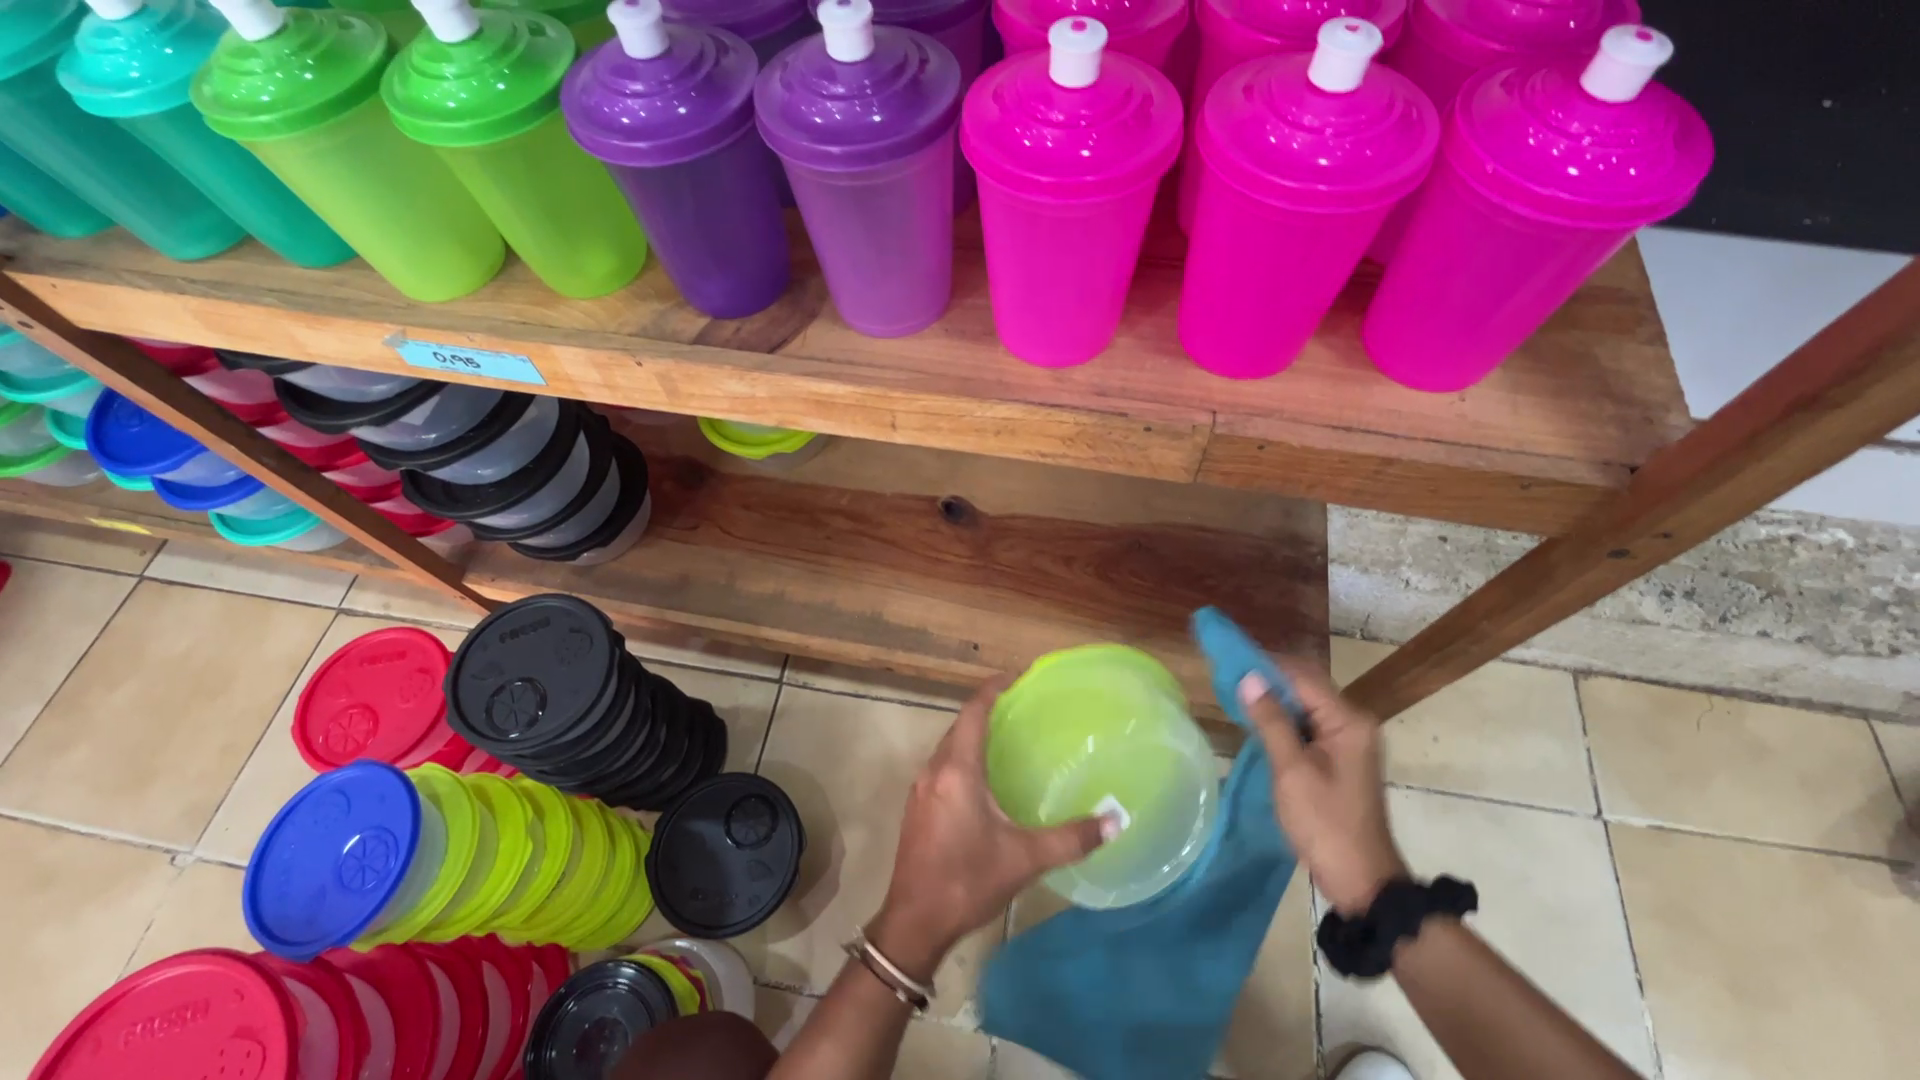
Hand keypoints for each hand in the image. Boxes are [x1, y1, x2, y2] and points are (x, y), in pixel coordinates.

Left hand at [869, 676, 1112, 980]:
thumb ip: (1071, 838)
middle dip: (988, 710)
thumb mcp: (1024, 859)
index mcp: (957, 772)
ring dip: (976, 735)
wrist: (914, 922)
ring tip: (1011, 736)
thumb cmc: (967, 882)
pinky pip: (944, 767)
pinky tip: (989, 778)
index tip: (1019, 676)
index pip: (974, 712)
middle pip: (960, 726)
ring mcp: (921, 790)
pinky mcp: (919, 809)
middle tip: (1025, 706)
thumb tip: (1115, 820)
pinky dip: (966, 758)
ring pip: (950, 748)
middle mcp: (934, 771)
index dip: (994, 688)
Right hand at [1241, 661, 1408, 914]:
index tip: (1229, 655)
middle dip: (1268, 677)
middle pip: (1307, 685)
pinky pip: (1308, 724)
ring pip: (1306, 705)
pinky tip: (1256, 721)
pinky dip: (1283, 719)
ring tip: (1234, 692)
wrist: (1361, 878)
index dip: (1265, 663)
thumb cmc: (1324, 823)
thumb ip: (1271, 722)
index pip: (1303, 676)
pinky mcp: (1340, 757)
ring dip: (1274, 698)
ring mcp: (1348, 740)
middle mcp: (1353, 722)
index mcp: (1348, 721)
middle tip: (1227, 673)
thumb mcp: (1291, 771)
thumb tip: (1249, 678)